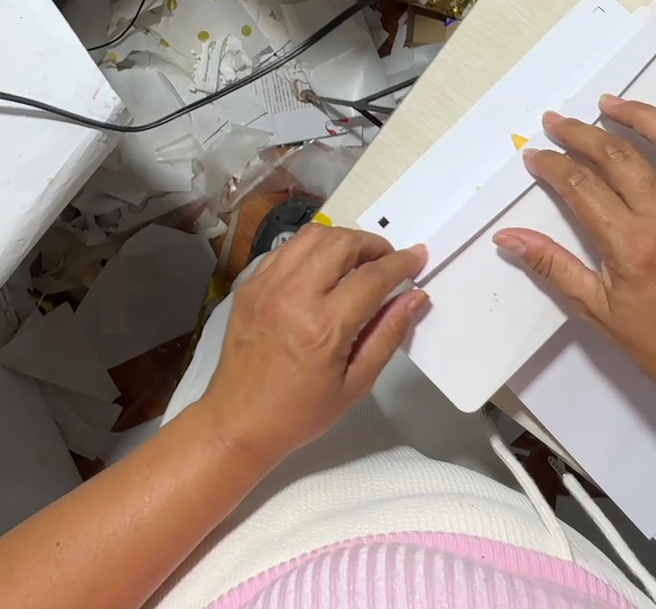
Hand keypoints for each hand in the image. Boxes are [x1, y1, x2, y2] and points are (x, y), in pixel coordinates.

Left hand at [196, 226, 427, 464]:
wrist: (238, 420)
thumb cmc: (301, 411)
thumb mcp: (355, 384)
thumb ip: (387, 334)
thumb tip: (415, 297)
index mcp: (324, 326)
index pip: (372, 277)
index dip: (400, 263)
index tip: (417, 257)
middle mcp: (293, 295)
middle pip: (341, 243)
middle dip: (372, 244)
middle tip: (386, 260)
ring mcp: (266, 285)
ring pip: (312, 236)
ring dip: (341, 239)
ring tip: (357, 259)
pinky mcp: (250, 284)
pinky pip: (286, 248)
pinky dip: (310, 248)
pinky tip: (321, 267)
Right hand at [494, 95, 655, 430]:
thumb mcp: (596, 310)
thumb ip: (551, 264)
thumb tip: (507, 237)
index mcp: (632, 244)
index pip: (580, 185)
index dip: (552, 165)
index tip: (534, 157)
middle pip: (619, 156)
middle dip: (580, 133)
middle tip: (556, 121)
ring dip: (641, 116)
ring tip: (611, 102)